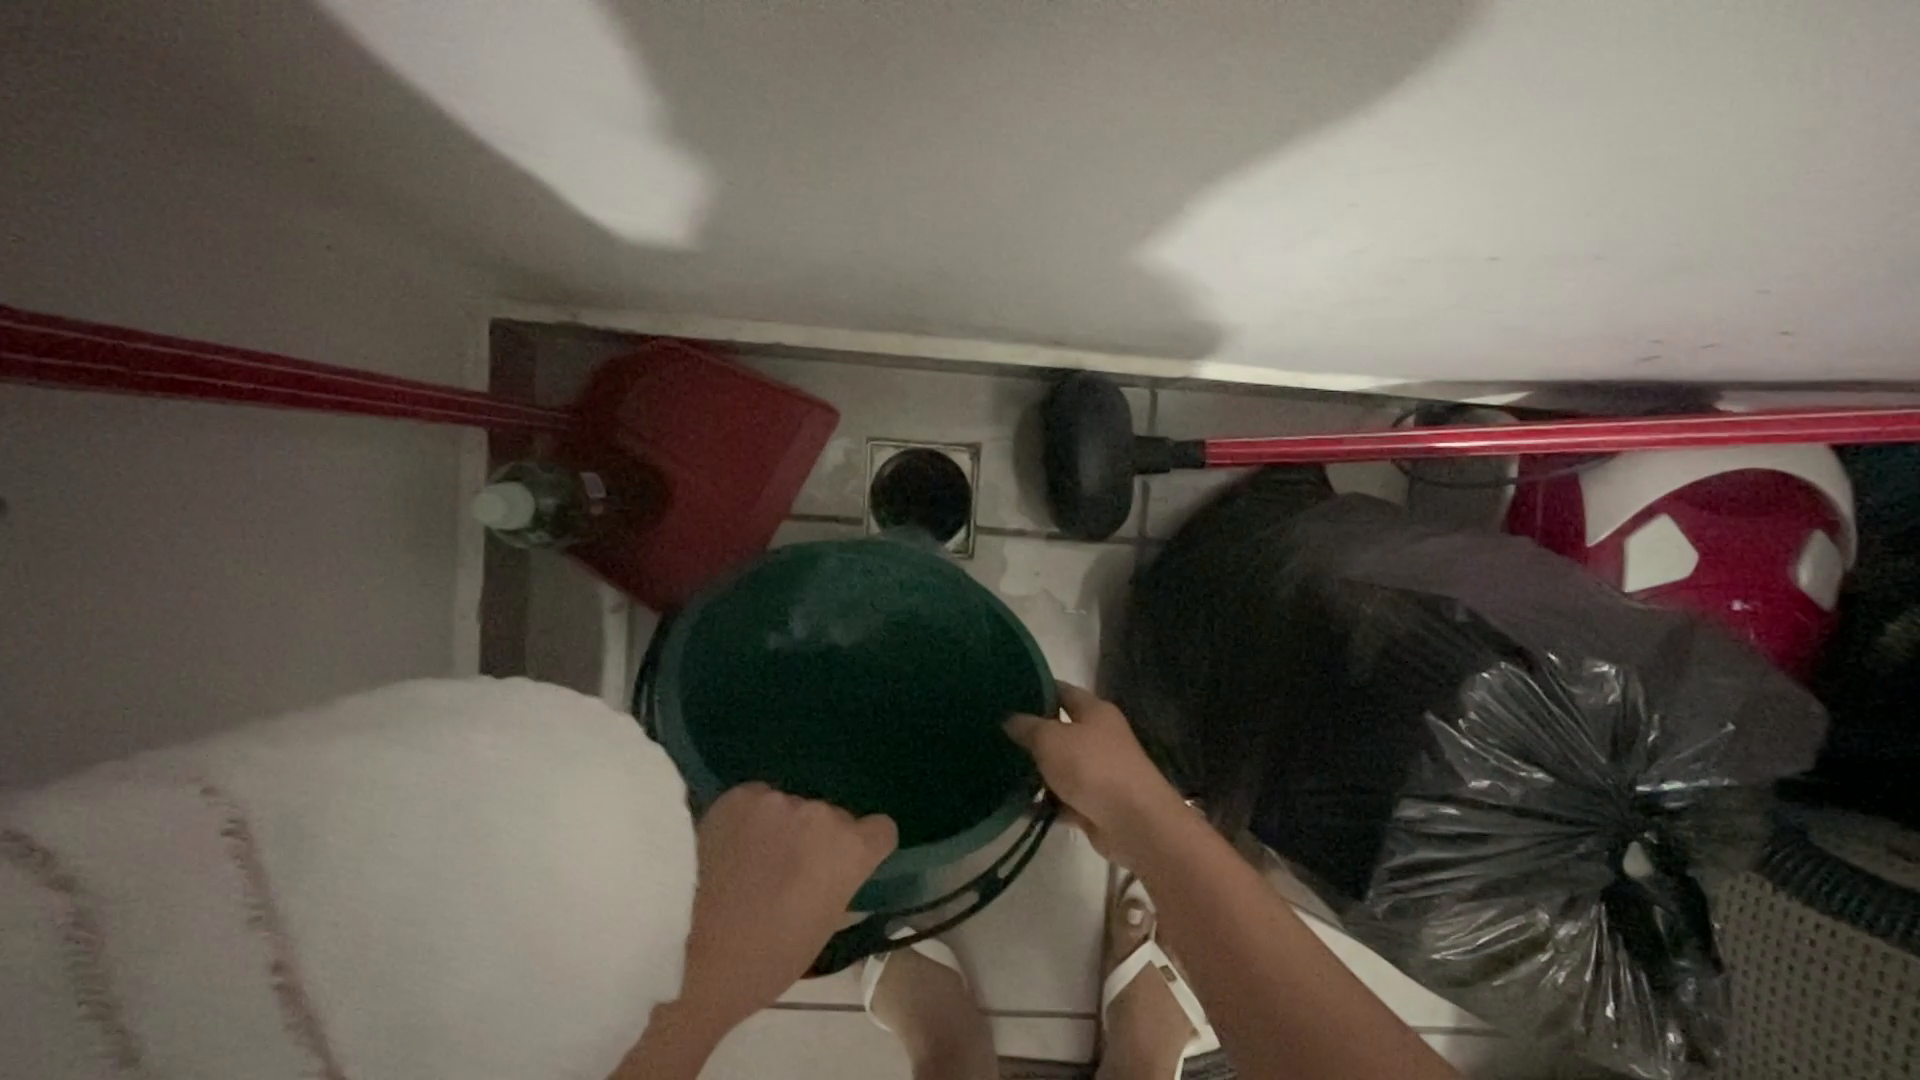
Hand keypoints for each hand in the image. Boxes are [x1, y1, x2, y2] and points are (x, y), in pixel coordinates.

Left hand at [677, 783, 897, 1029]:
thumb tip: (837, 871)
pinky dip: (748, 820)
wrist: (691, 958)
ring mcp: (776, 800)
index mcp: (851, 850)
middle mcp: (820, 814)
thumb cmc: (766, 960)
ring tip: (752, 861)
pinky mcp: (737, 796)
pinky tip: (729, 848)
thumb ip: (839, 884)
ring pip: (790, 808)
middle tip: (790, 870)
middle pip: (831, 818)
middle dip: (817, 838)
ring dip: (781, 827)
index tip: (845, 865)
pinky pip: (755, 801)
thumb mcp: (823, 928)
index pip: (880, 829)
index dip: (864, 847)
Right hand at [1003, 684, 1186, 867]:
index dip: (1037, 689)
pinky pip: (1062, 800)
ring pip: (1059, 767)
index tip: (1006, 693)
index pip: (1062, 691)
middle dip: (1030, 735)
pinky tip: (1015, 806)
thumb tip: (1009, 718)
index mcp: (1095, 712)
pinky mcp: (1094, 804)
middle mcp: (1099, 738)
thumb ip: (1027, 727)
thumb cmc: (1092, 767)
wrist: (1133, 822)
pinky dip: (1044, 804)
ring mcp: (1098, 773)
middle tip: (995, 734)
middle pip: (1059, 731)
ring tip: (998, 770)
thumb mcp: (1050, 739)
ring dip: (1035, 772)